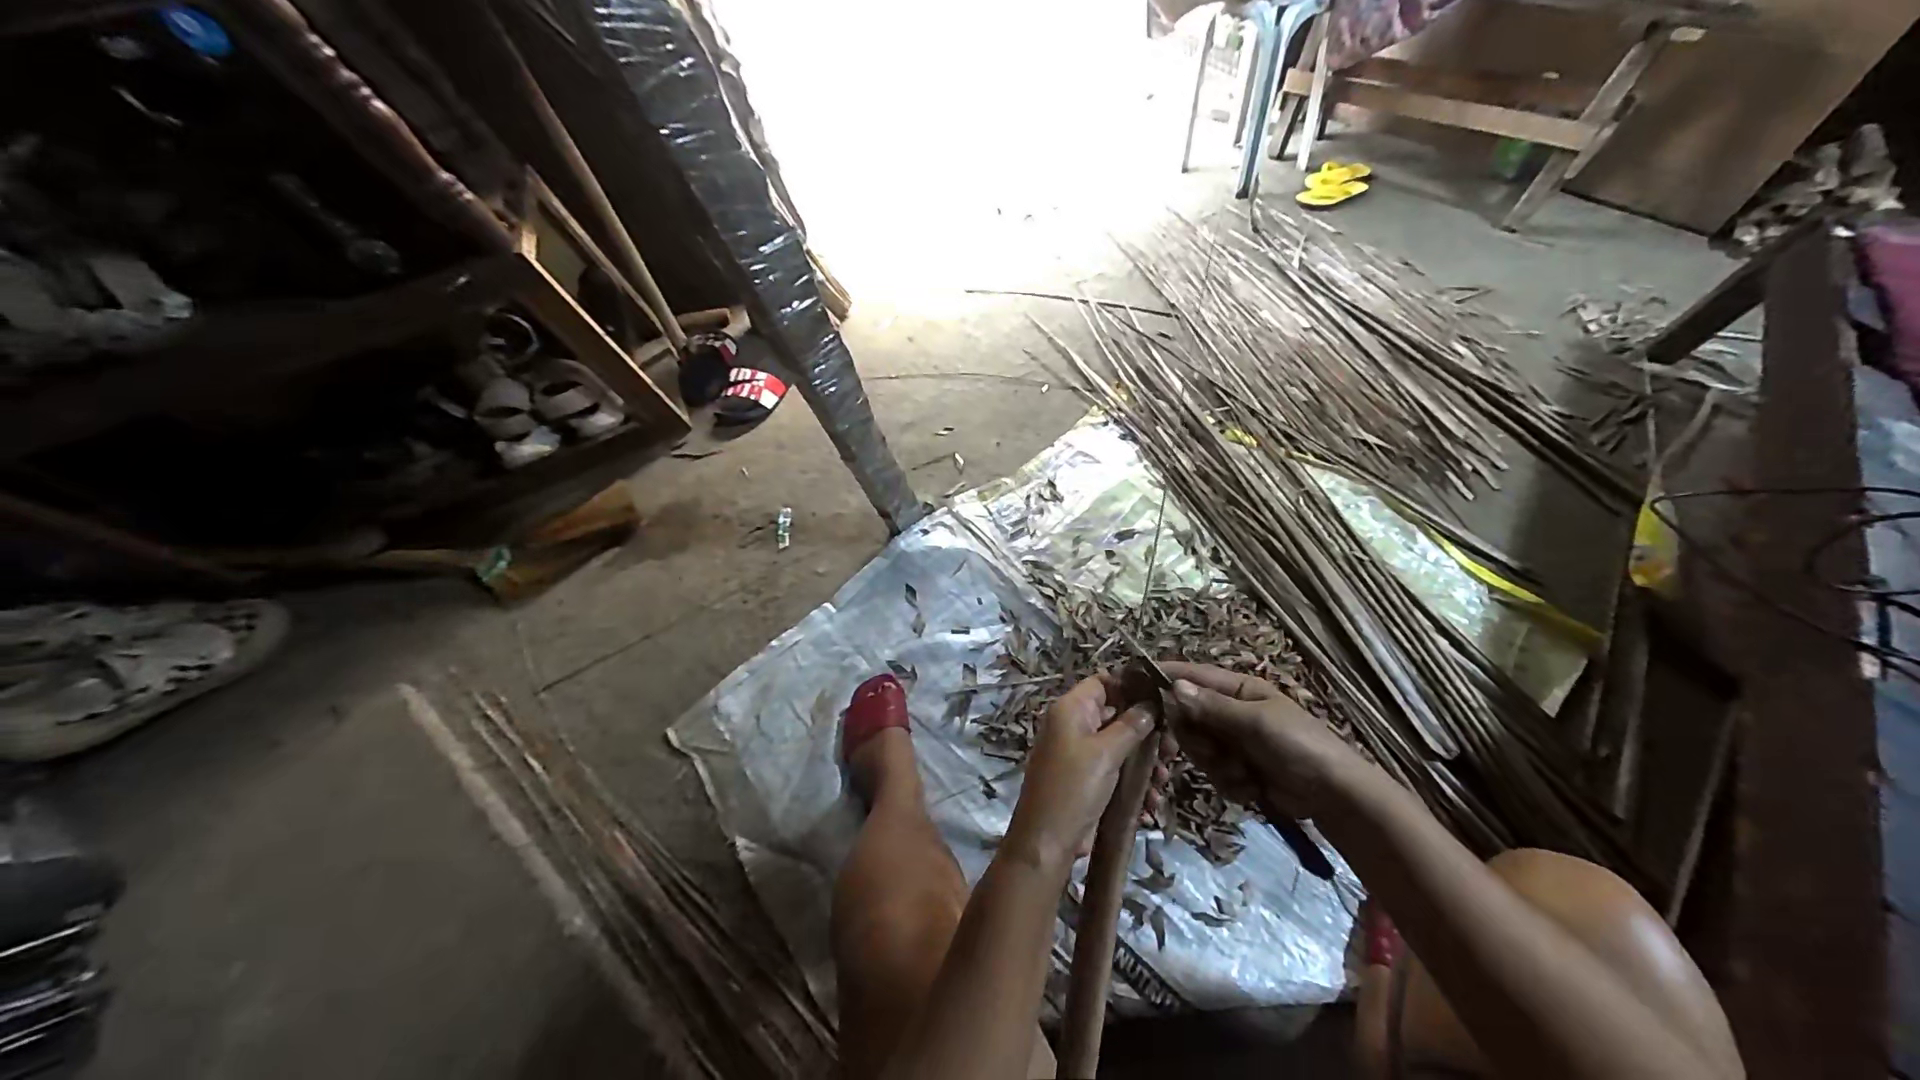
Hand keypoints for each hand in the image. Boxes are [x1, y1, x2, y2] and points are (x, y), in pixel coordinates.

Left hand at [1004, 673, 1156, 868]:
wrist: (1048, 841)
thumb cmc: (1074, 786)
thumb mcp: (1106, 752)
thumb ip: (1131, 724)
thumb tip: (1151, 704)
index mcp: (1071, 709)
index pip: (1103, 682)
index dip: (1131, 687)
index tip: (1162, 702)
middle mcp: (1074, 725)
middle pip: (1116, 715)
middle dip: (1147, 732)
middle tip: (1172, 751)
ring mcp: (1080, 753)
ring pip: (1121, 746)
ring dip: (1145, 762)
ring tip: (1162, 780)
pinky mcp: (1088, 779)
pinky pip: (1116, 770)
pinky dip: (1134, 782)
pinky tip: (1151, 801)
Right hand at [1158, 661, 1358, 820]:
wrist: (1334, 796)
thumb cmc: (1299, 746)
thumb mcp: (1255, 722)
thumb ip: (1212, 707)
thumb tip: (1175, 686)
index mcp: (1239, 690)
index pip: (1194, 676)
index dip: (1166, 676)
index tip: (1135, 678)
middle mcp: (1231, 713)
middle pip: (1188, 718)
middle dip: (1199, 739)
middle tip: (1216, 751)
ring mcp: (1233, 743)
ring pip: (1198, 749)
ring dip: (1218, 765)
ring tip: (1244, 773)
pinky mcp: (1237, 770)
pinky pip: (1212, 773)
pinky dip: (1230, 783)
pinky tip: (1252, 787)